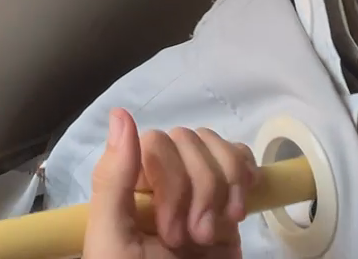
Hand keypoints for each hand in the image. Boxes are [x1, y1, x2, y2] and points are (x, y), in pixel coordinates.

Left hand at [83, 108, 256, 258]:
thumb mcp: (113, 243)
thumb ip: (113, 180)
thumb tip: (120, 114)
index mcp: (131, 186)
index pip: (156, 142)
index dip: (170, 179)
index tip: (170, 232)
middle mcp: (163, 181)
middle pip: (188, 141)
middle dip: (199, 189)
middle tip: (194, 240)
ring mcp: (198, 190)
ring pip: (216, 146)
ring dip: (223, 187)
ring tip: (215, 234)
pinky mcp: (229, 205)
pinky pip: (240, 161)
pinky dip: (244, 175)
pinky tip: (239, 207)